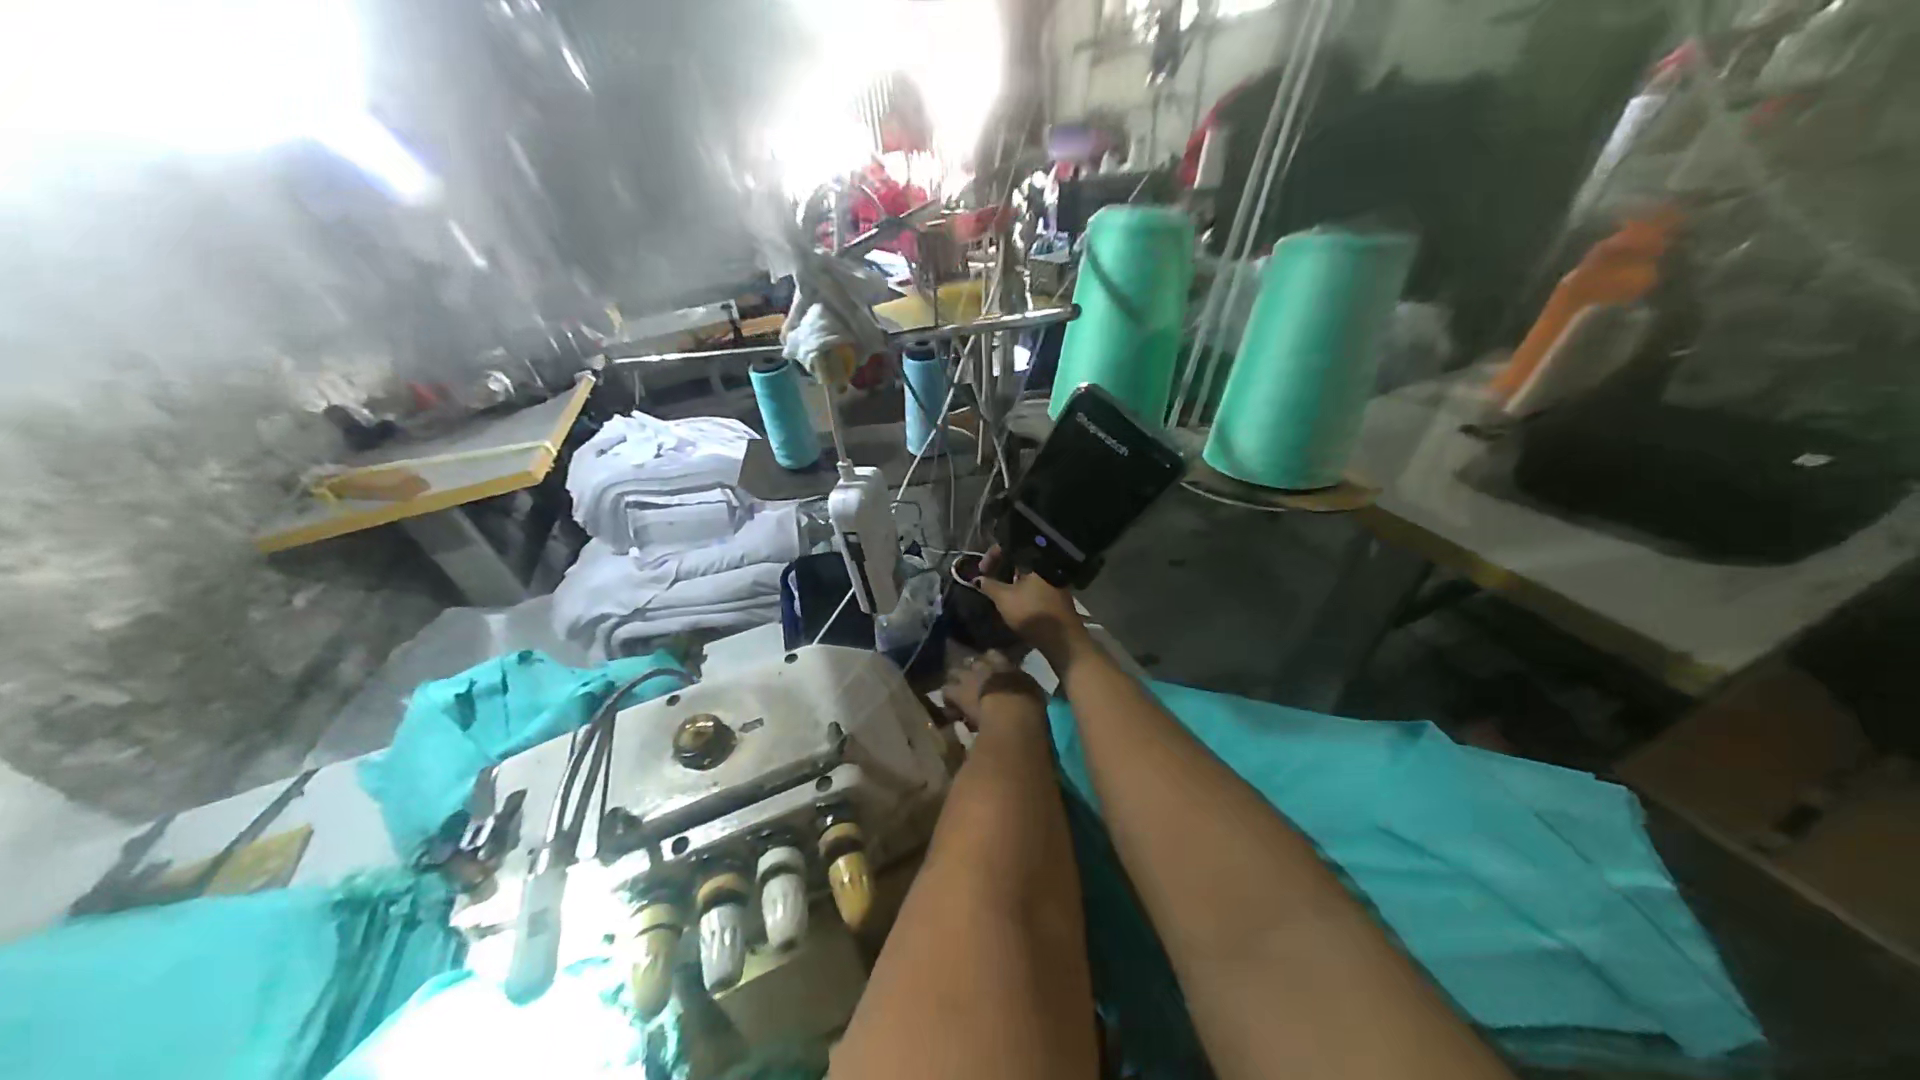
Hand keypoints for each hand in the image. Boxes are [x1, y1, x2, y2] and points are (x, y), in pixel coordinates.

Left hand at [942, 649, 1046, 729]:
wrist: (1010, 712)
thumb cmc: (1027, 701)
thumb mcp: (1032, 687)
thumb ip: (1023, 682)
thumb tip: (1022, 683)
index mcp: (1003, 661)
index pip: (993, 654)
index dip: (990, 661)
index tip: (992, 669)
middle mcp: (982, 664)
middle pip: (970, 661)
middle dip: (970, 669)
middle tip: (972, 681)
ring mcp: (967, 676)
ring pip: (954, 672)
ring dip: (955, 681)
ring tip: (957, 693)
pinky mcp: (956, 692)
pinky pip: (946, 692)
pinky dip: (948, 699)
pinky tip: (951, 708)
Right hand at [974, 546, 1086, 659]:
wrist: (1063, 639)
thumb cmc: (1032, 613)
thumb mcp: (1004, 599)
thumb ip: (989, 586)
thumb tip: (977, 578)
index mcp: (1035, 560)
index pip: (1009, 547)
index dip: (991, 556)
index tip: (981, 571)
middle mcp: (1046, 566)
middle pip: (1019, 560)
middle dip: (1001, 569)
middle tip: (988, 580)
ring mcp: (1054, 579)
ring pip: (1027, 573)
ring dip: (1011, 580)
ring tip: (999, 593)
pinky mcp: (1057, 593)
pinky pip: (1035, 584)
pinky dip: (1022, 588)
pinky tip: (1015, 600)